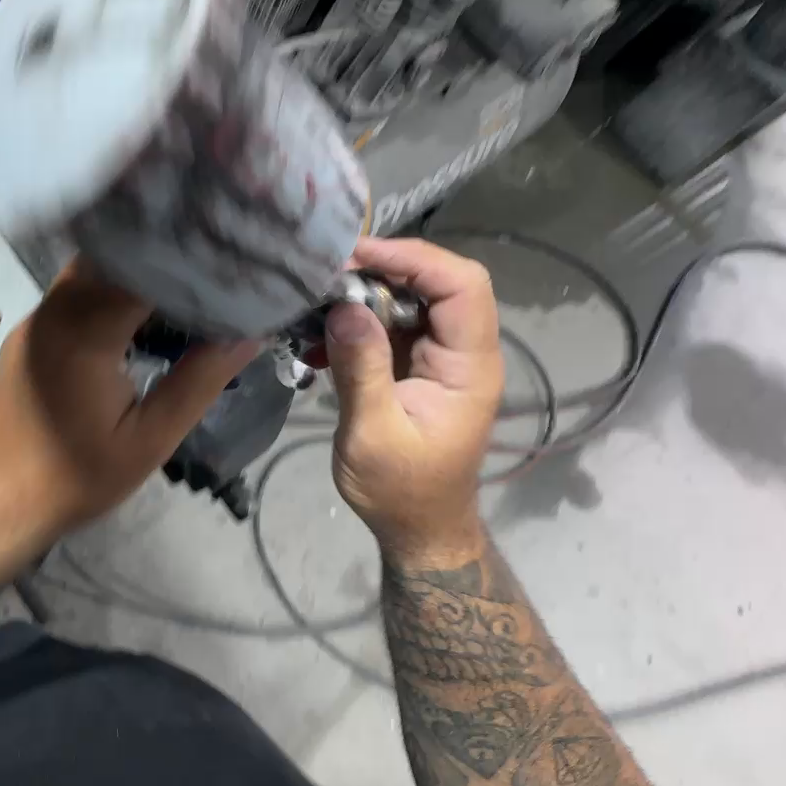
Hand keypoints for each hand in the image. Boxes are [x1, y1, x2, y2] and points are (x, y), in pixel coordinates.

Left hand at [0, 261, 261, 546]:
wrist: (0, 502)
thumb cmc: (76, 477)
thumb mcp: (150, 439)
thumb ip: (199, 382)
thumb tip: (250, 334)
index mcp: (83, 332)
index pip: (141, 266)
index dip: (186, 258)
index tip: (227, 260)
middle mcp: (52, 313)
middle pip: (111, 258)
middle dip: (161, 258)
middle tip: (210, 269)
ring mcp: (33, 323)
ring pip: (88, 273)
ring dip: (132, 275)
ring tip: (179, 291)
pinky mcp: (25, 337)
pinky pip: (70, 296)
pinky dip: (106, 293)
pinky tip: (135, 319)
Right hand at [324, 238, 502, 565]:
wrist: (417, 529)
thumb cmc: (401, 490)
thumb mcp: (373, 433)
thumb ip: (362, 369)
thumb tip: (344, 308)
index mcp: (469, 367)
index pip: (462, 286)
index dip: (415, 258)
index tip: (357, 256)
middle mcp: (464, 354)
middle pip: (437, 285)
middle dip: (382, 272)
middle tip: (326, 278)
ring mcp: (441, 361)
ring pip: (411, 303)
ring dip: (364, 298)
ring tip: (316, 308)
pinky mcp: (418, 370)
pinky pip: (393, 329)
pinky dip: (357, 325)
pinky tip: (320, 340)